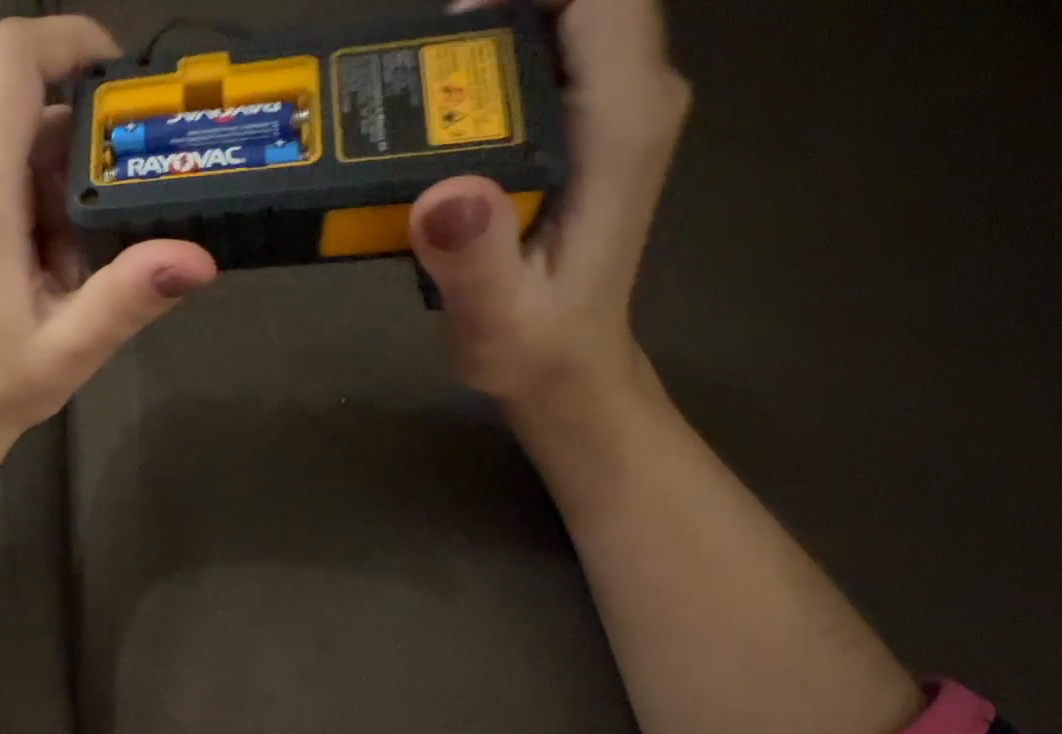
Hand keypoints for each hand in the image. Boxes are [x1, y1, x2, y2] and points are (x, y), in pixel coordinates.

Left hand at [0, 16, 217, 452]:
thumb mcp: (73, 348)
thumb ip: (131, 294)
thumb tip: (200, 258)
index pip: (11, 62)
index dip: (68, 42)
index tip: (116, 79)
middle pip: (22, 115)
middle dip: (74, 165)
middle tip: (94, 246)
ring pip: (5, 144)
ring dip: (48, 193)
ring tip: (57, 272)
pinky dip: (17, 199)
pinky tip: (25, 265)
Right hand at [411, 0, 690, 408]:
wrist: (567, 369)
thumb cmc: (532, 348)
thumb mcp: (495, 320)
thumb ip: (475, 261)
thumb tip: (443, 193)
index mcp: (619, 130)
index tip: (454, 23)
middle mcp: (635, 101)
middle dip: (505, 8)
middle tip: (425, 58)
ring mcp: (620, 109)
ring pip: (574, 17)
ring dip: (501, 28)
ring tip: (430, 76)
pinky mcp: (594, 124)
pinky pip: (559, 50)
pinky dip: (507, 52)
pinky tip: (455, 96)